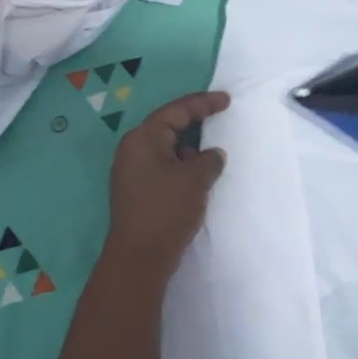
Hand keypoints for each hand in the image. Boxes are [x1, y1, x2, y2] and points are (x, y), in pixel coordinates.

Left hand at [104, 91, 228, 283]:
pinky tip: (197, 177)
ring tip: (212, 156)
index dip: (203, 103)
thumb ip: (209, 159)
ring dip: (188, 150)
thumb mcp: (196, 179)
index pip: (176, 110)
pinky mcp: (135, 191)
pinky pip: (162, 167)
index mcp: (143, 138)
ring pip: (166, 149)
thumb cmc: (167, 210)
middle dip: (194, 124)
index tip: (226, 100)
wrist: (139, 258)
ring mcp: (131, 171)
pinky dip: (180, 167)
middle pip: (167, 127)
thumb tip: (211, 155)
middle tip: (219, 119)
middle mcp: (132, 149)